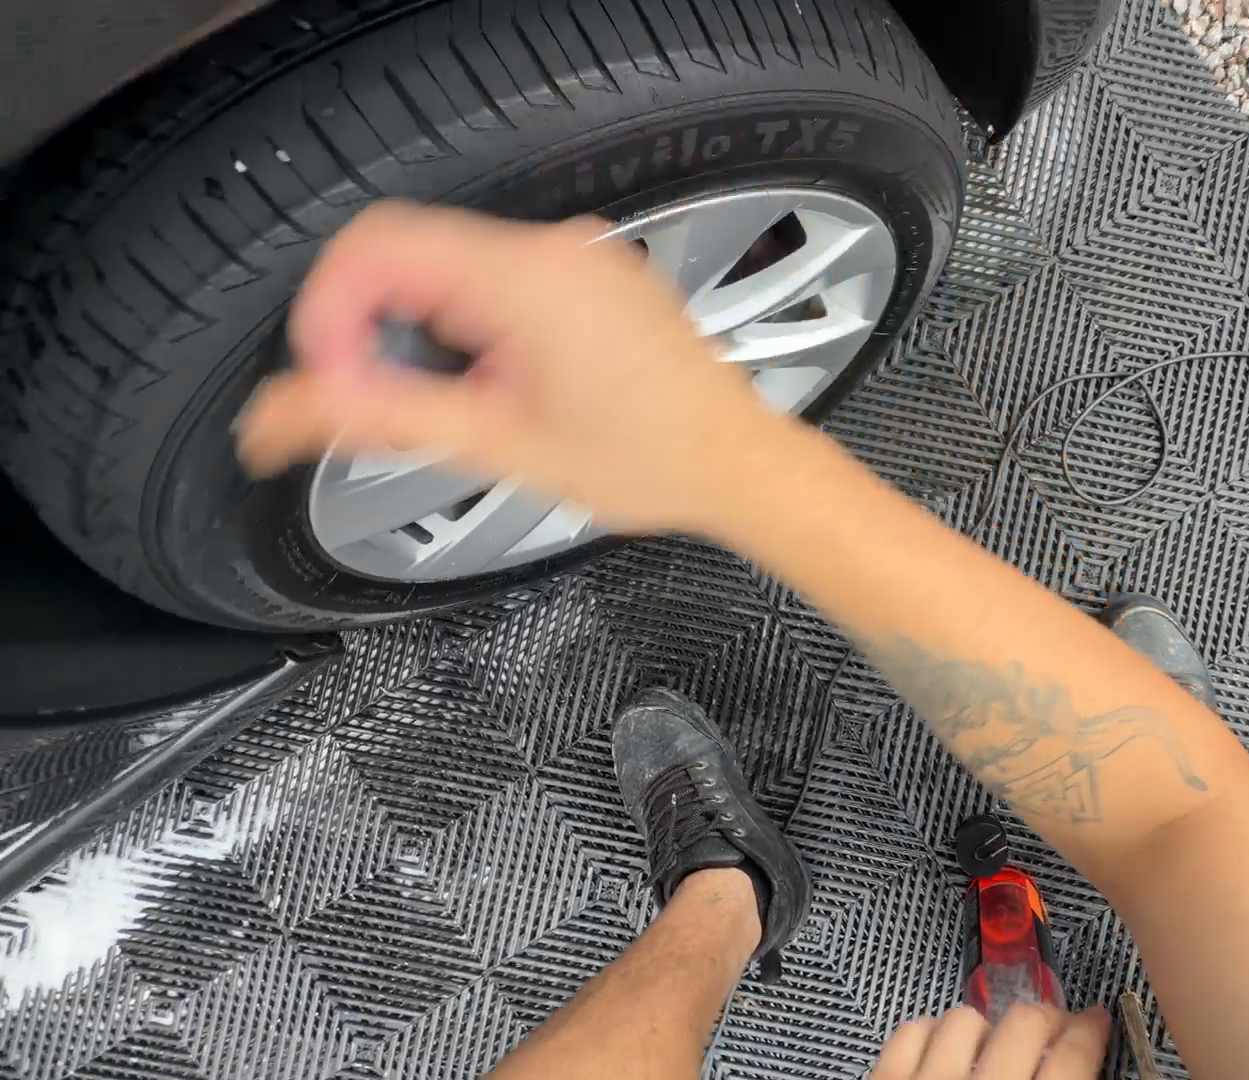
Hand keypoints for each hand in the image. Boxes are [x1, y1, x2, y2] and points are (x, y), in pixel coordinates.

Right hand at [235, 200, 788, 534]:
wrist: (739, 466)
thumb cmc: (662, 459)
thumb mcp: (506, 447)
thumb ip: (385, 418)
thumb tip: (287, 409)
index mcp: (530, 277)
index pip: (371, 248)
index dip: (330, 316)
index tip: (339, 376)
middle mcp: (566, 253)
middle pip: (418, 260)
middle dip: (394, 335)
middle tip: (425, 406)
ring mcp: (595, 265)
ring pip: (468, 276)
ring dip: (452, 339)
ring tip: (504, 406)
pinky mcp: (613, 285)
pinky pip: (521, 287)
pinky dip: (499, 333)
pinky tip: (537, 389)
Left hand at [871, 1005, 1109, 1078]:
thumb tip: (1086, 1066)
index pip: (1073, 1058)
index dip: (1092, 1031)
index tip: (1097, 1020)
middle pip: (1023, 1024)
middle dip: (1045, 1020)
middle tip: (1054, 1029)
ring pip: (965, 1019)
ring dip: (985, 1030)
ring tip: (992, 1049)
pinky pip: (911, 1032)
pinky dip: (930, 1036)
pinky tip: (941, 1053)